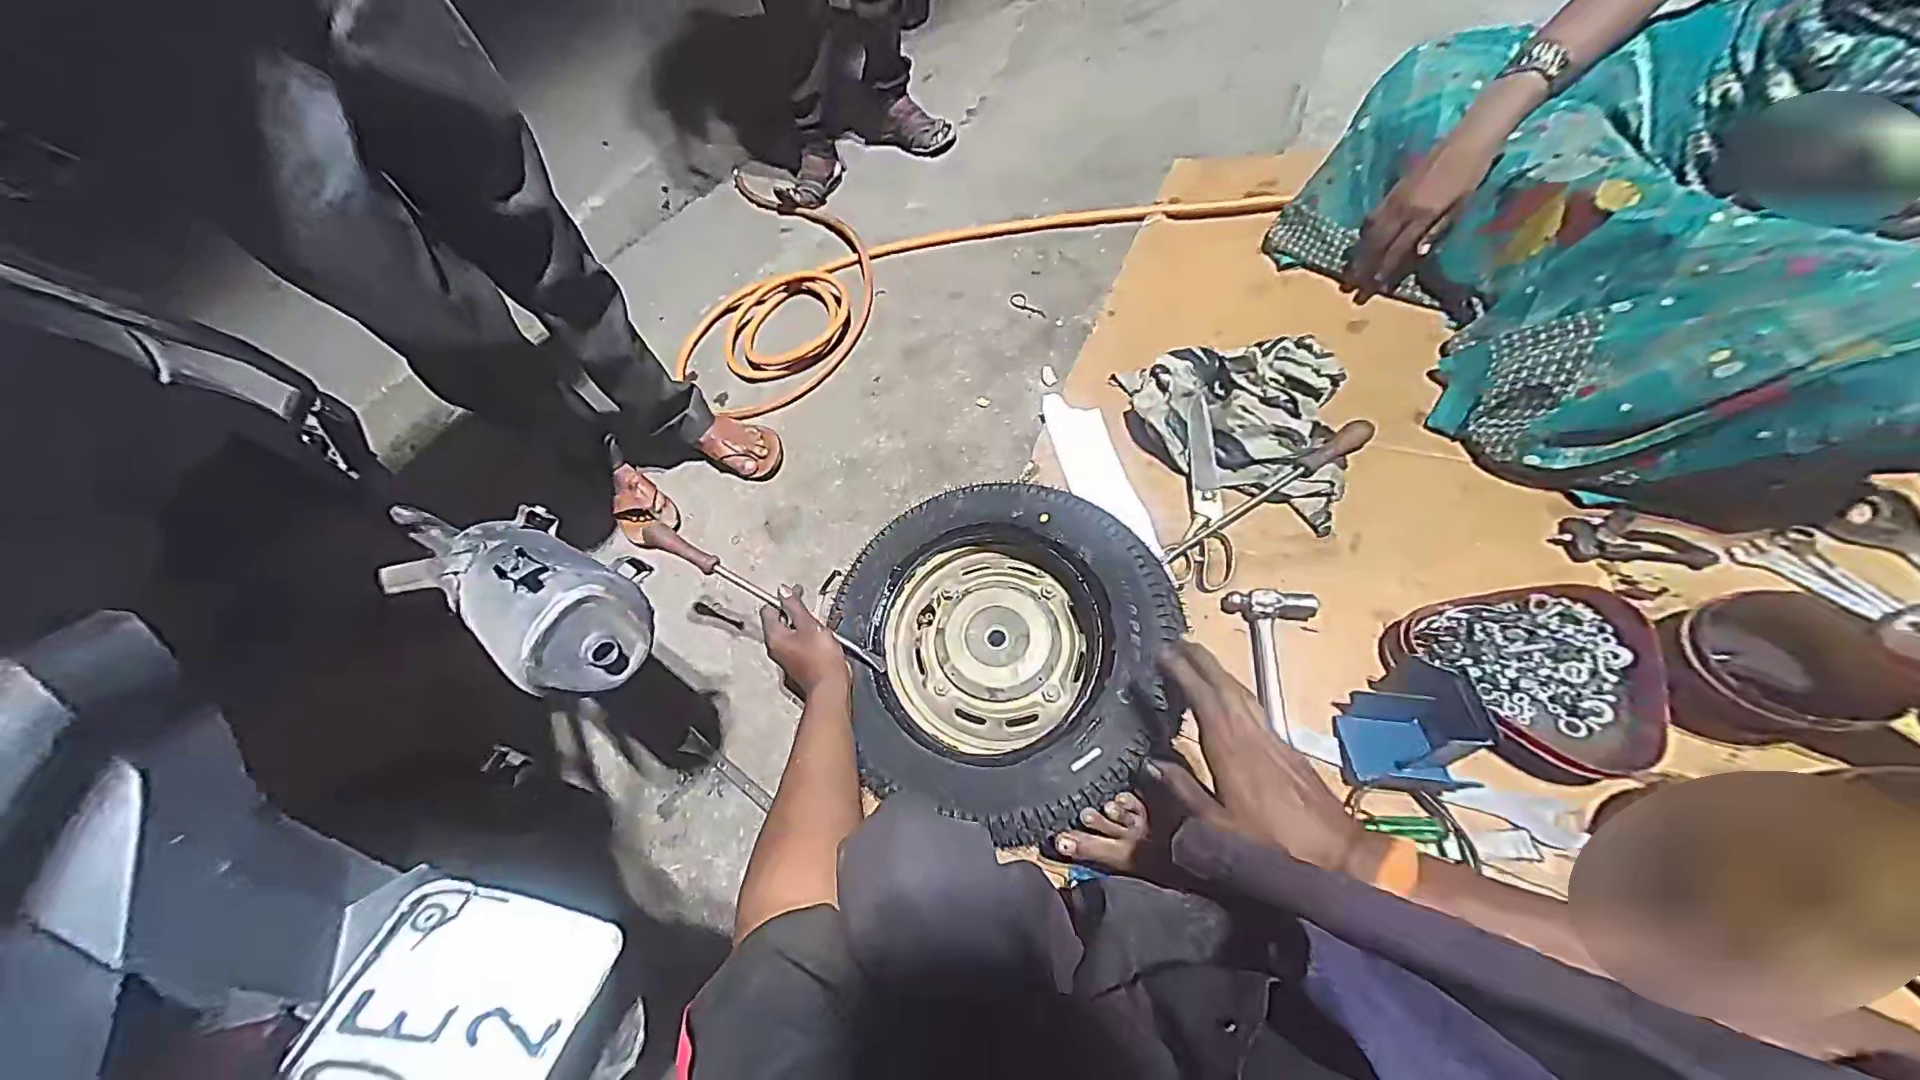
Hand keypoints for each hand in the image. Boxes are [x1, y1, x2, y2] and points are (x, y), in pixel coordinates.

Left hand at [761, 586, 850, 696]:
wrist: (830, 687)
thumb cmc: (820, 655)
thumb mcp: (809, 625)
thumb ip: (795, 606)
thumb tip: (782, 590)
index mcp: (774, 637)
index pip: (768, 611)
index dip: (783, 599)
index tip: (800, 592)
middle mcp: (774, 649)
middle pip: (778, 623)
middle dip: (791, 612)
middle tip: (810, 607)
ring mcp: (785, 660)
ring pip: (788, 635)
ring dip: (800, 625)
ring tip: (817, 622)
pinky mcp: (797, 667)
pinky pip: (797, 646)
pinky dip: (805, 638)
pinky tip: (819, 639)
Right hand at [1158, 642, 1364, 872]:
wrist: (1341, 855)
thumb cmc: (1276, 845)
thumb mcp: (1218, 828)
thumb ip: (1183, 791)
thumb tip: (1153, 765)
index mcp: (1231, 748)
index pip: (1203, 697)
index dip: (1183, 672)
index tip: (1164, 653)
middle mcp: (1253, 734)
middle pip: (1225, 685)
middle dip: (1201, 660)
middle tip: (1178, 642)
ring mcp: (1273, 738)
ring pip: (1242, 692)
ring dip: (1218, 671)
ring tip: (1197, 659)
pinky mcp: (1286, 747)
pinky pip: (1253, 705)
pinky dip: (1234, 690)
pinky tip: (1228, 695)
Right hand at [1345, 126, 1500, 301]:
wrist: (1469, 137)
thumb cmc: (1473, 171)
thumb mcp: (1462, 203)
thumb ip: (1438, 229)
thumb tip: (1416, 255)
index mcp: (1422, 213)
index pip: (1395, 250)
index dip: (1382, 272)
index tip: (1371, 290)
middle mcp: (1402, 209)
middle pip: (1375, 246)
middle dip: (1361, 270)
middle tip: (1349, 290)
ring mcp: (1394, 199)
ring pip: (1368, 234)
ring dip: (1357, 256)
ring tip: (1348, 273)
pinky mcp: (1393, 192)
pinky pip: (1371, 219)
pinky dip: (1363, 236)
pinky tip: (1360, 245)